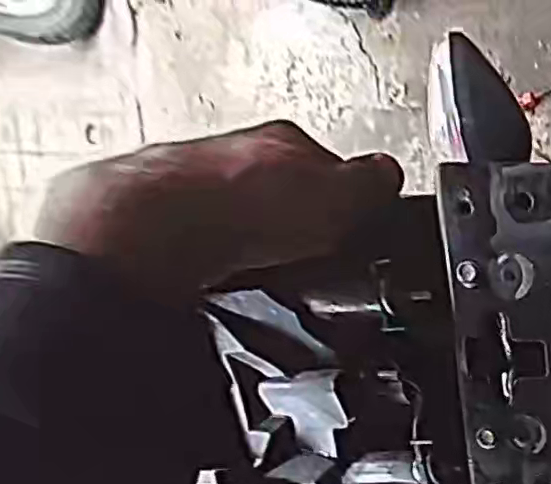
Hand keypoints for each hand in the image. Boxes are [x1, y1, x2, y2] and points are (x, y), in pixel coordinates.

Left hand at [32, 121, 404, 301]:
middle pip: (299, 193)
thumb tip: (389, 172)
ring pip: (265, 220)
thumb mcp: (340, 198)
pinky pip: (237, 247)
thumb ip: (370, 184)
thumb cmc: (242, 209)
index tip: (362, 228)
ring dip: (282, 245)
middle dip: (316, 224)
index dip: (356, 206)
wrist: (161, 232)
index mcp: (285, 141)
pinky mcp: (189, 225)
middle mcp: (243, 154)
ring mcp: (211, 186)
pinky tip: (258, 276)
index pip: (339, 169)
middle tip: (330, 255)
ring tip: (294, 270)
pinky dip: (251, 263)